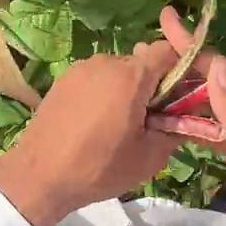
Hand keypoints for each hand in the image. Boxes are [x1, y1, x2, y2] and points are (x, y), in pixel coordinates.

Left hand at [0, 44, 185, 225]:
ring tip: (118, 124)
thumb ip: (175, 131)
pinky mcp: (63, 79)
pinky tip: (95, 122)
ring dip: (126, 90)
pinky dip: (103, 93)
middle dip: (151, 86)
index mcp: (131, 76)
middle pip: (141, 63)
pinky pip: (95, 78)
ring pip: (117, 71)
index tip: (179, 97)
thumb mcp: (148, 158)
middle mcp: (106, 62)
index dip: (179, 69)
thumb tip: (186, 119)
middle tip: (149, 120)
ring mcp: (81, 68)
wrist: (39, 175)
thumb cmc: (99, 167)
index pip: (167, 51)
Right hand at [149, 7, 225, 225]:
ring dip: (178, 87)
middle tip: (141, 52)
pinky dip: (186, 115)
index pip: (218, 65)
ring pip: (206, 98)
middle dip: (178, 61)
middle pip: (210, 77)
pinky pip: (208, 121)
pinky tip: (167, 115)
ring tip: (147, 78)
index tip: (165, 19)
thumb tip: (218, 65)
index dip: (189, 44)